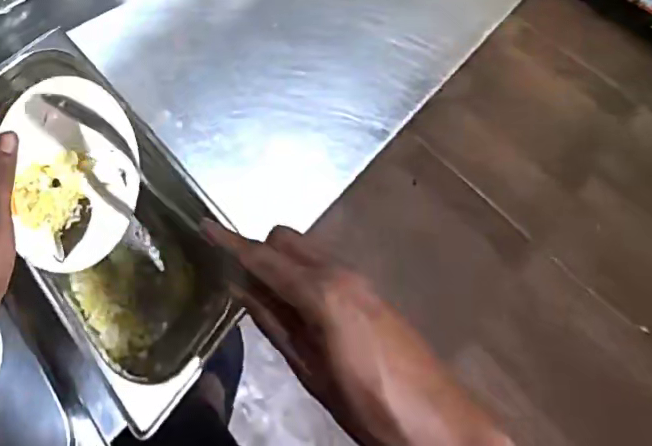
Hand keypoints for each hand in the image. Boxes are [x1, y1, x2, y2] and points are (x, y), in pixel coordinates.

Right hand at [206, 223, 510, 445]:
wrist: (448, 432)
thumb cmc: (373, 408)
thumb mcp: (314, 374)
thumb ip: (274, 324)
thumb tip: (240, 289)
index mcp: (321, 292)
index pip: (263, 257)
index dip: (230, 242)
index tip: (203, 225)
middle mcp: (339, 272)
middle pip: (283, 239)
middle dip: (259, 251)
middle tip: (242, 281)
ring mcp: (359, 279)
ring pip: (304, 249)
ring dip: (281, 261)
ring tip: (270, 299)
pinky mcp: (371, 292)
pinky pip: (323, 265)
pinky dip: (302, 273)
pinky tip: (301, 308)